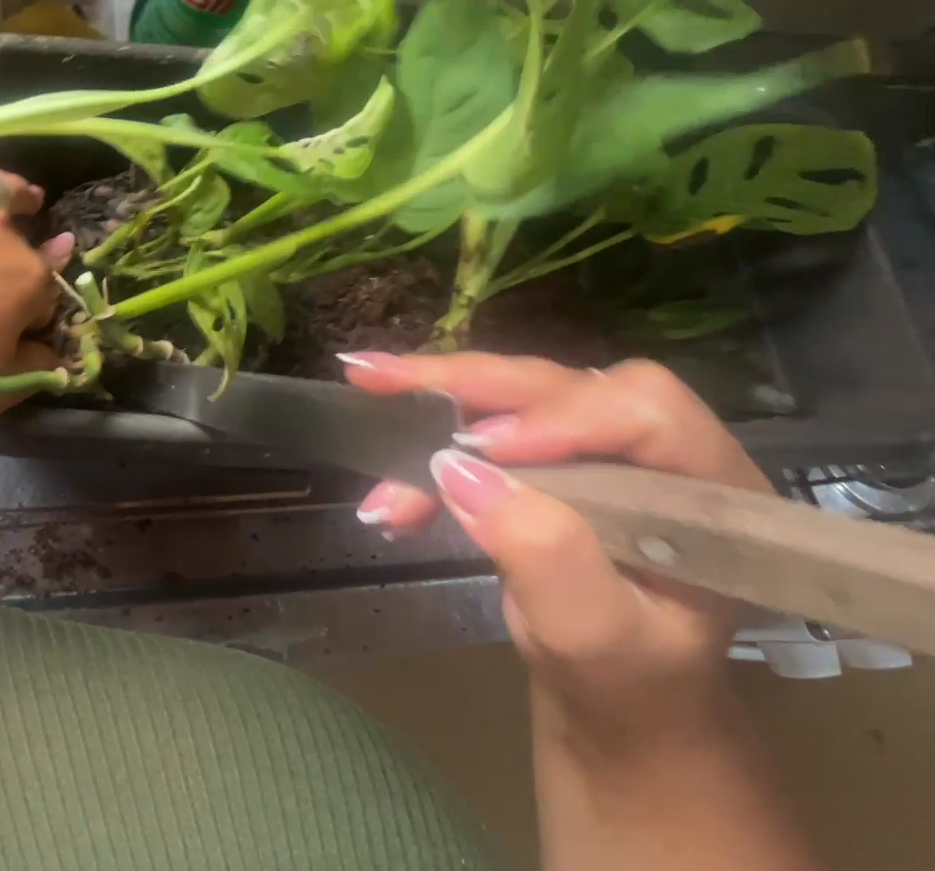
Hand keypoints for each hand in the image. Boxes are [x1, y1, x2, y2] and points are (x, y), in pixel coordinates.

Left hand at [0, 142, 72, 417]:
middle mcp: (0, 230)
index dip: (33, 305)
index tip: (20, 318)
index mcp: (27, 279)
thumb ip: (36, 367)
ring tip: (21, 197)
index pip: (47, 285)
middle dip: (21, 255)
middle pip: (23, 237)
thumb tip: (59, 351)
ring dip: (15, 194)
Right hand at [343, 352, 768, 737]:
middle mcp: (652, 450)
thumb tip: (456, 467)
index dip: (555, 417)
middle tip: (376, 377)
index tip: (474, 446)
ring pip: (509, 398)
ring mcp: (594, 447)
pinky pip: (479, 427)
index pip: (640, 411)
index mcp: (706, 487)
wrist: (615, 693)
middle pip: (559, 385)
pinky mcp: (546, 455)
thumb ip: (543, 553)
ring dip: (429, 410)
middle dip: (463, 382)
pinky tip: (390, 488)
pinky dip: (424, 446)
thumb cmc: (623, 673)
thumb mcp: (591, 631)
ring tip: (364, 409)